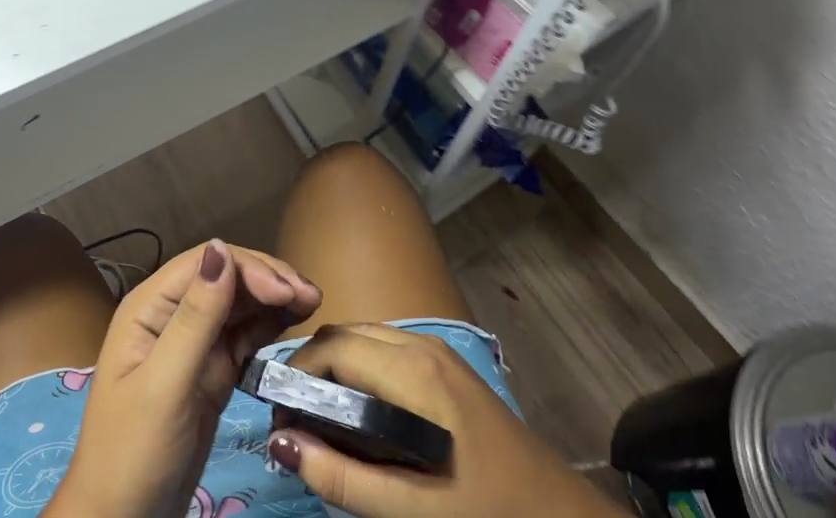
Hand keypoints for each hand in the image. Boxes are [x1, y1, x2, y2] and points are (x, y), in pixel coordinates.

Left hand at [50, 239, 321, 517]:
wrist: (124, 517)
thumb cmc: (133, 451)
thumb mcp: (164, 384)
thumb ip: (195, 318)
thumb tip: (221, 250)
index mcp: (149, 308)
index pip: (205, 264)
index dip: (250, 268)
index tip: (289, 292)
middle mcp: (171, 315)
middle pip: (227, 277)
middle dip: (270, 280)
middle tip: (312, 297)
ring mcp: (194, 343)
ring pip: (241, 303)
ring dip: (276, 299)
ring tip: (313, 305)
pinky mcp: (213, 370)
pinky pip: (246, 335)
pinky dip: (271, 325)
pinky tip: (295, 324)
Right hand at [268, 323, 619, 517]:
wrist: (557, 512)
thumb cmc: (486, 508)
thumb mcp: (412, 509)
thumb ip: (343, 478)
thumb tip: (280, 442)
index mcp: (414, 372)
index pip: (332, 348)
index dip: (295, 378)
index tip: (278, 422)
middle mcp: (422, 345)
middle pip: (343, 335)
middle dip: (309, 371)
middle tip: (293, 426)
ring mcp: (436, 350)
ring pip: (362, 339)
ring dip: (332, 370)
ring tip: (318, 424)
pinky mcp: (444, 365)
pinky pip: (384, 351)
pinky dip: (357, 371)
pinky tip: (357, 417)